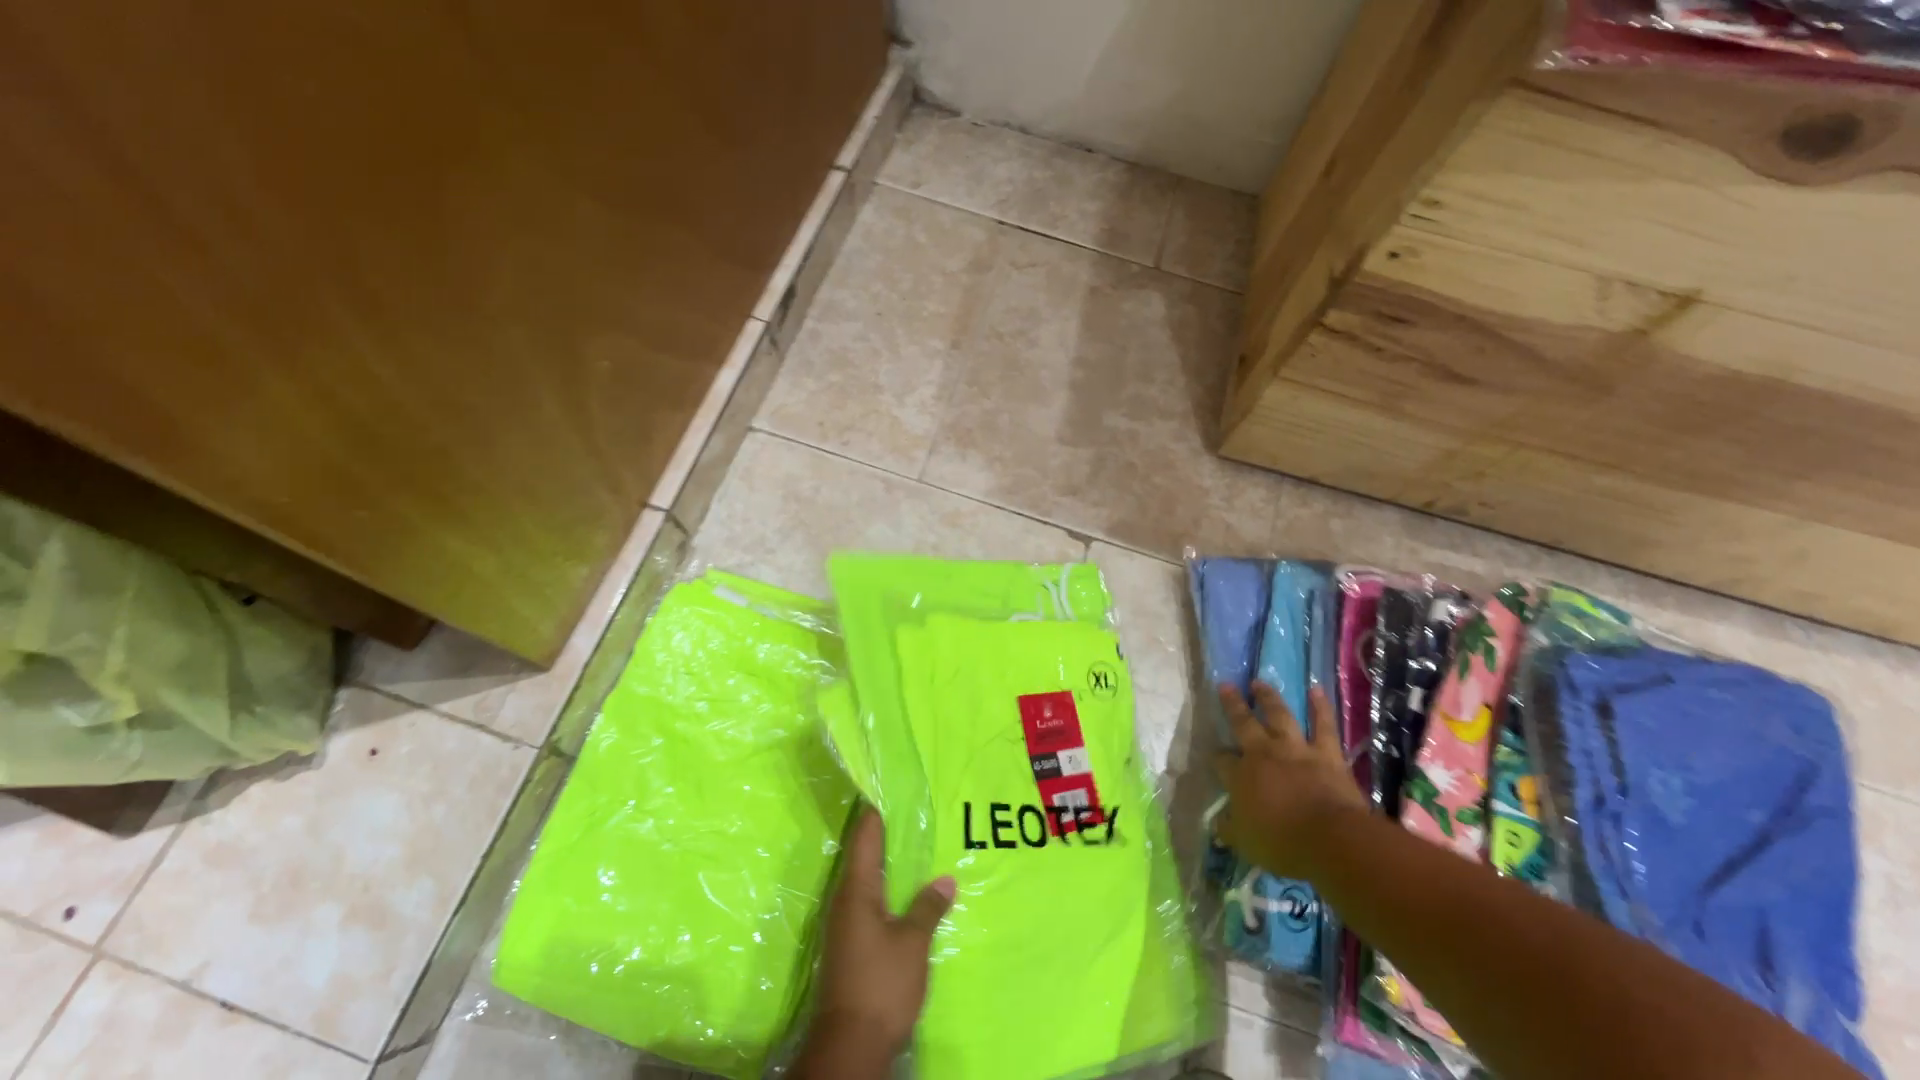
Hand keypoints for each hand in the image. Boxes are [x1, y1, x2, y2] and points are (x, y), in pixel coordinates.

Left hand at [813, 808, 955, 1057]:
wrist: (851, 1042)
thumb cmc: (881, 983)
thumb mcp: (913, 943)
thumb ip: (928, 907)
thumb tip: (945, 878)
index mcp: (855, 891)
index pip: (864, 838)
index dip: (875, 812)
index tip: (889, 788)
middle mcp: (843, 902)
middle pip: (862, 857)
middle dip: (883, 836)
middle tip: (911, 814)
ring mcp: (843, 925)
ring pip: (865, 882)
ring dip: (885, 865)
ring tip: (913, 848)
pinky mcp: (849, 945)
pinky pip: (867, 904)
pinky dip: (885, 890)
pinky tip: (904, 894)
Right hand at [1214, 682, 1367, 879]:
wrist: (1331, 839)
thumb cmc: (1283, 844)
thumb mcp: (1246, 843)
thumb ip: (1230, 829)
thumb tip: (1219, 823)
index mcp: (1240, 777)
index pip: (1222, 762)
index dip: (1218, 758)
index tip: (1217, 758)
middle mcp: (1264, 755)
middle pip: (1243, 724)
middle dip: (1233, 705)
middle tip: (1225, 686)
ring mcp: (1296, 750)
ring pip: (1279, 715)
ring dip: (1268, 698)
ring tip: (1260, 682)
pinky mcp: (1327, 753)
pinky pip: (1323, 725)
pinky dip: (1320, 707)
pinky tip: (1316, 690)